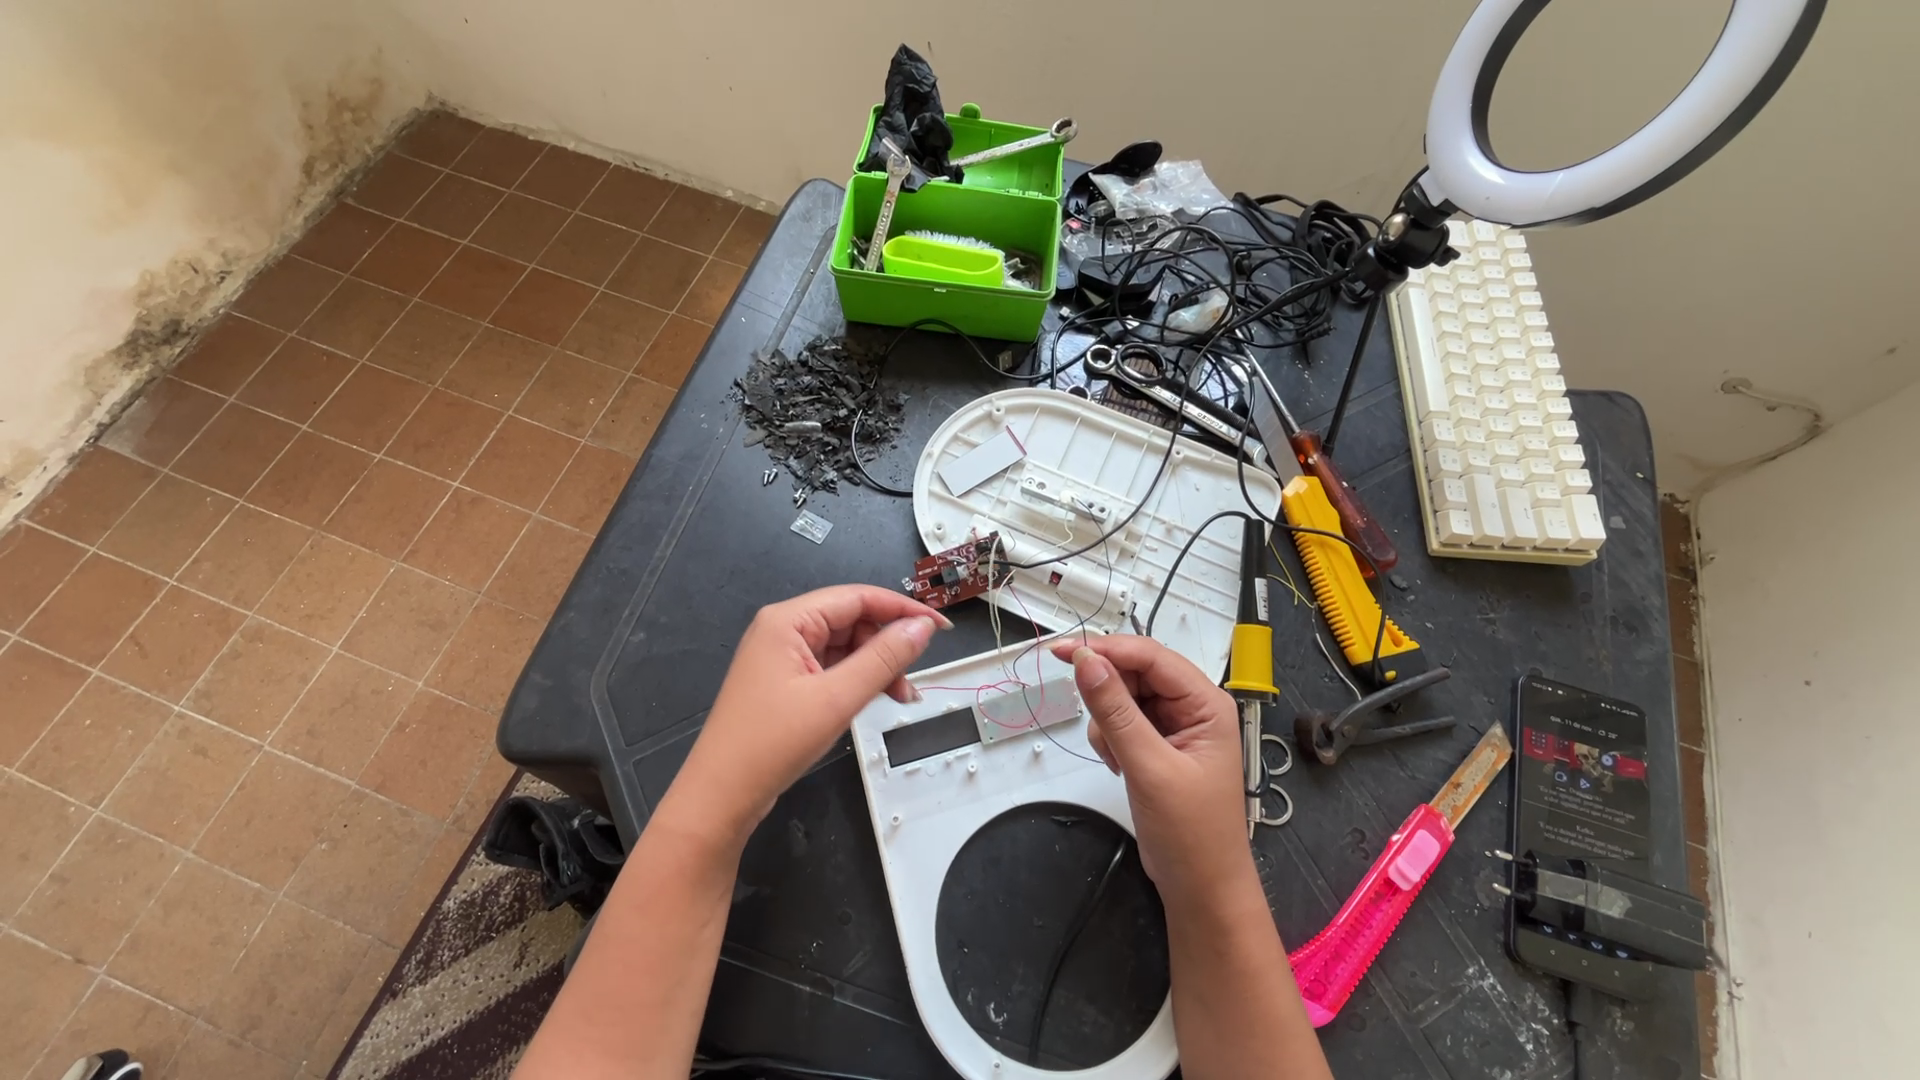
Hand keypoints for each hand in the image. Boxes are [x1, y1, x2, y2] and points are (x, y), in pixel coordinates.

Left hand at [667, 585, 949, 840]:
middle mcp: (784, 630)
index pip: (857, 597)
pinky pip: (832, 667)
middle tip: (916, 676)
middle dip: (888, 645)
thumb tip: (922, 628)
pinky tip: (876, 699)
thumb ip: (883, 659)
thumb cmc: (771, 743)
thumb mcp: (836, 699)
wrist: (720, 796)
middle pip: (852, 620)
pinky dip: (858, 681)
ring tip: (902, 697)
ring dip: (877, 666)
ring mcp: (783, 656)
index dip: (902, 609)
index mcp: (788, 620)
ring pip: (845, 646)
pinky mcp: (785, 682)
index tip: (940, 627)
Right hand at [1050, 637, 1251, 899]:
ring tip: (1119, 761)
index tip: (1063, 653)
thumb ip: (1115, 711)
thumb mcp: (1149, 768)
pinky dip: (1110, 739)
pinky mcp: (1157, 745)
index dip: (1107, 649)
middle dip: (1107, 694)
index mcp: (1206, 703)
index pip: (1151, 656)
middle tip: (1098, 728)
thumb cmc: (1190, 833)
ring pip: (1123, 696)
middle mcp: (1192, 706)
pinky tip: (1120, 767)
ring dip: (1108, 722)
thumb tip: (1085, 661)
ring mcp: (1174, 726)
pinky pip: (1121, 721)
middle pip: (1135, 672)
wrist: (1201, 889)